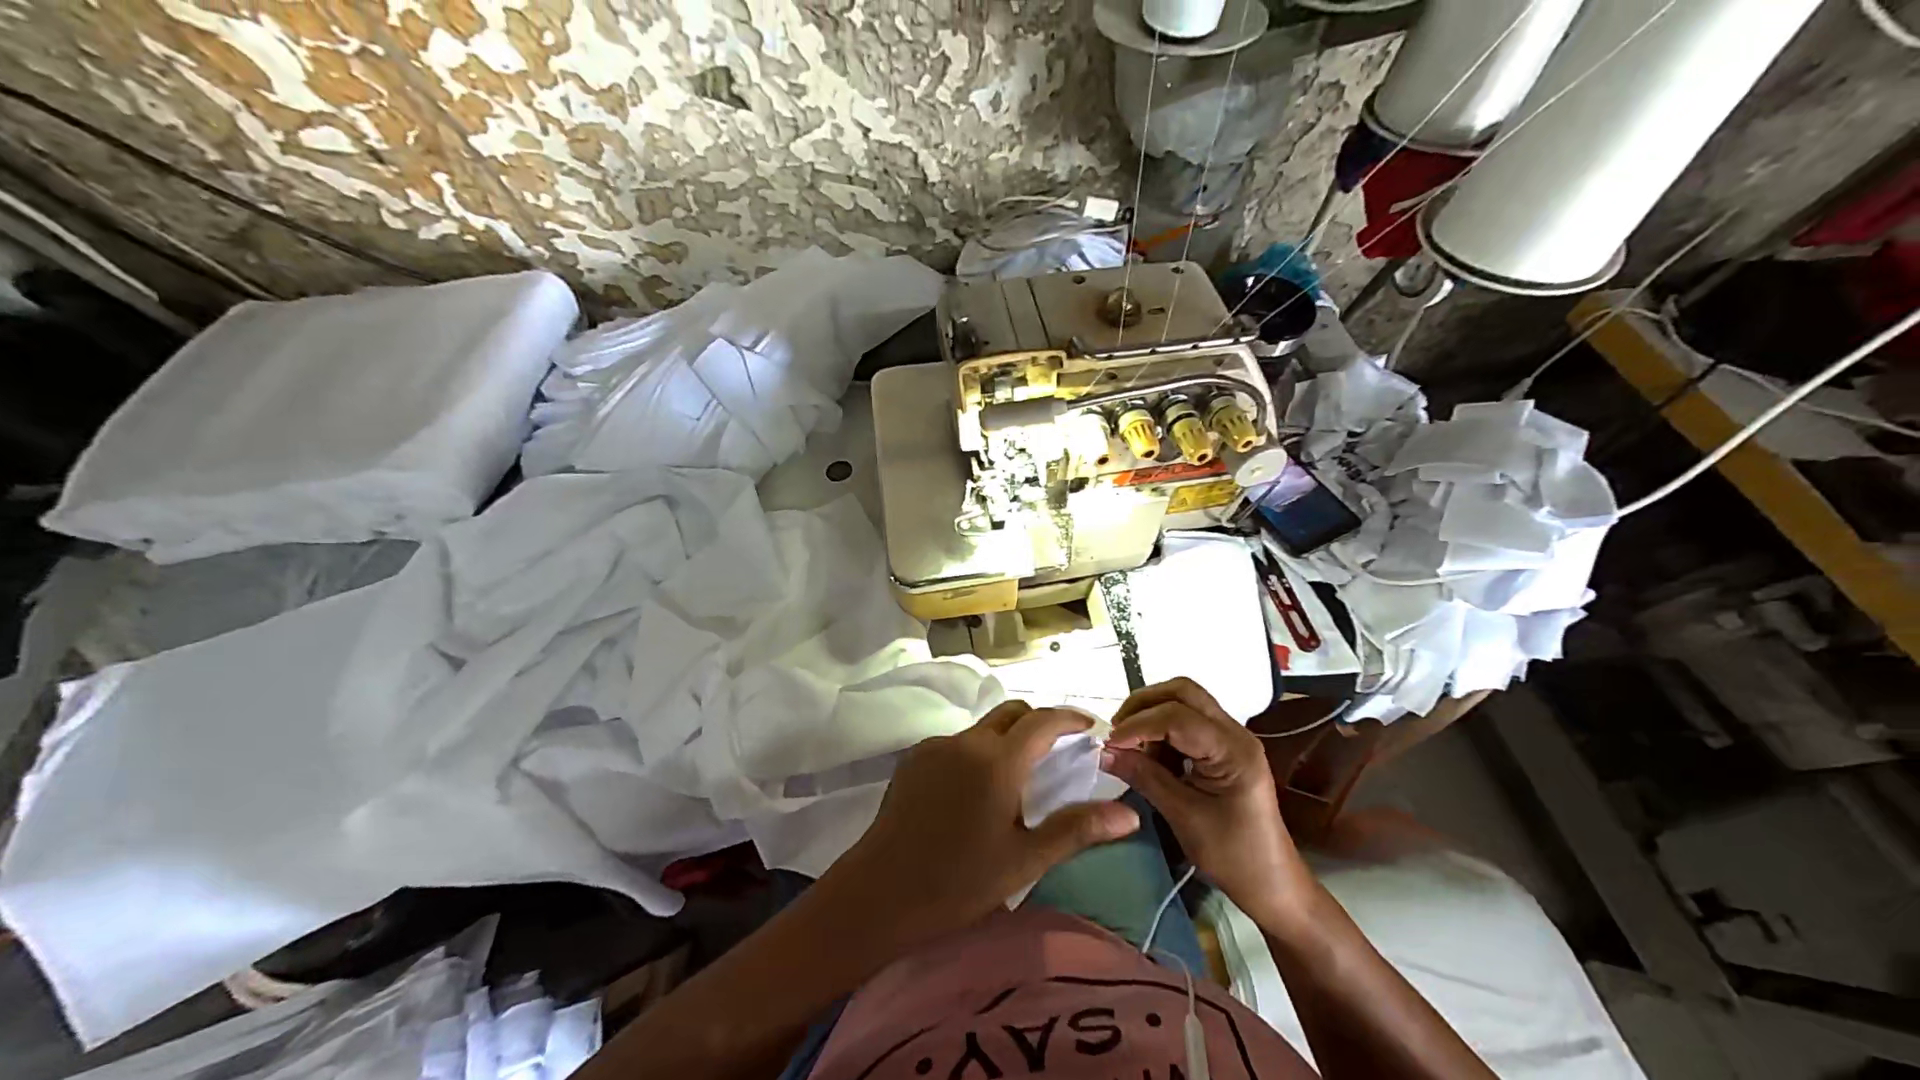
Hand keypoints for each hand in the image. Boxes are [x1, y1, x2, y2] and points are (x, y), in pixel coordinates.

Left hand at [825, 701, 1141, 943]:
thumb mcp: (1026, 859)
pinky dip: (978, 752)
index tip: (1091, 726)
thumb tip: (1129, 813)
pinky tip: (975, 790)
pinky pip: (957, 743)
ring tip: (1017, 777)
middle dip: (1039, 722)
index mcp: (999, 760)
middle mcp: (967, 741)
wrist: (880, 892)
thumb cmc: (960, 881)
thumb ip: (1077, 828)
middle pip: (1011, 712)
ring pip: (983, 728)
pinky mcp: (914, 758)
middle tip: (1058, 751)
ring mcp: (936, 747)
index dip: (1070, 717)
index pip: (1043, 720)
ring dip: (1007, 738)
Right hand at [1100, 679, 1314, 928]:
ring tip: (1129, 746)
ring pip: (1184, 702)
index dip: (1138, 725)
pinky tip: (1147, 755)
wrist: (1272, 884)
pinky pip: (1187, 723)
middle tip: (1117, 731)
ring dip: (1151, 715)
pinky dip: (1161, 731)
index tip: (1110, 744)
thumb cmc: (1233, 855)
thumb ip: (1145, 777)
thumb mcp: (1184, 817)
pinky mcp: (1222, 750)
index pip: (1178, 717)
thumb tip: (1105, 752)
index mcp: (1233, 750)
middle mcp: (1235, 734)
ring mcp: (1230, 739)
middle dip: (1144, 705)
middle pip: (1184, 692)